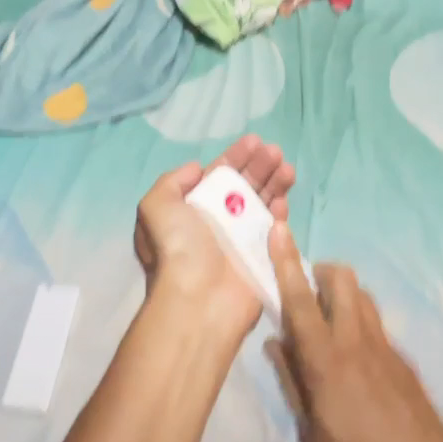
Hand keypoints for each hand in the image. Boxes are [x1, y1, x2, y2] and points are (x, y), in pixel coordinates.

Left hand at [133, 134, 295, 341]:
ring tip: (286, 167)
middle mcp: (217, 221)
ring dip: (275, 182)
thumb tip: (197, 169)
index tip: (254, 141)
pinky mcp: (262, 257)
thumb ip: (172, 182)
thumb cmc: (177, 249)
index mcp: (193, 209)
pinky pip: (274, 228)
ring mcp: (241, 239)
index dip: (235, 156)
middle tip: (275, 151)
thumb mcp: (155, 207)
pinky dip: (280, 210)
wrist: (198, 300)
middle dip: (260, 165)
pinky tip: (284, 196)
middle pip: (244, 185)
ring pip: (262, 202)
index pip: (218, 175)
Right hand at [266, 224, 442, 441]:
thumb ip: (292, 380)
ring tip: (326, 319)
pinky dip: (356, 317)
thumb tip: (274, 342)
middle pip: (340, 277)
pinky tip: (352, 353)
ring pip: (360, 292)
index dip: (286, 261)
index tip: (278, 228)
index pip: (300, 298)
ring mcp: (383, 342)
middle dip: (319, 270)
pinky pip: (374, 318)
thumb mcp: (312, 431)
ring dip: (339, 291)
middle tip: (305, 291)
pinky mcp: (401, 354)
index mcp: (325, 358)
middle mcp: (355, 338)